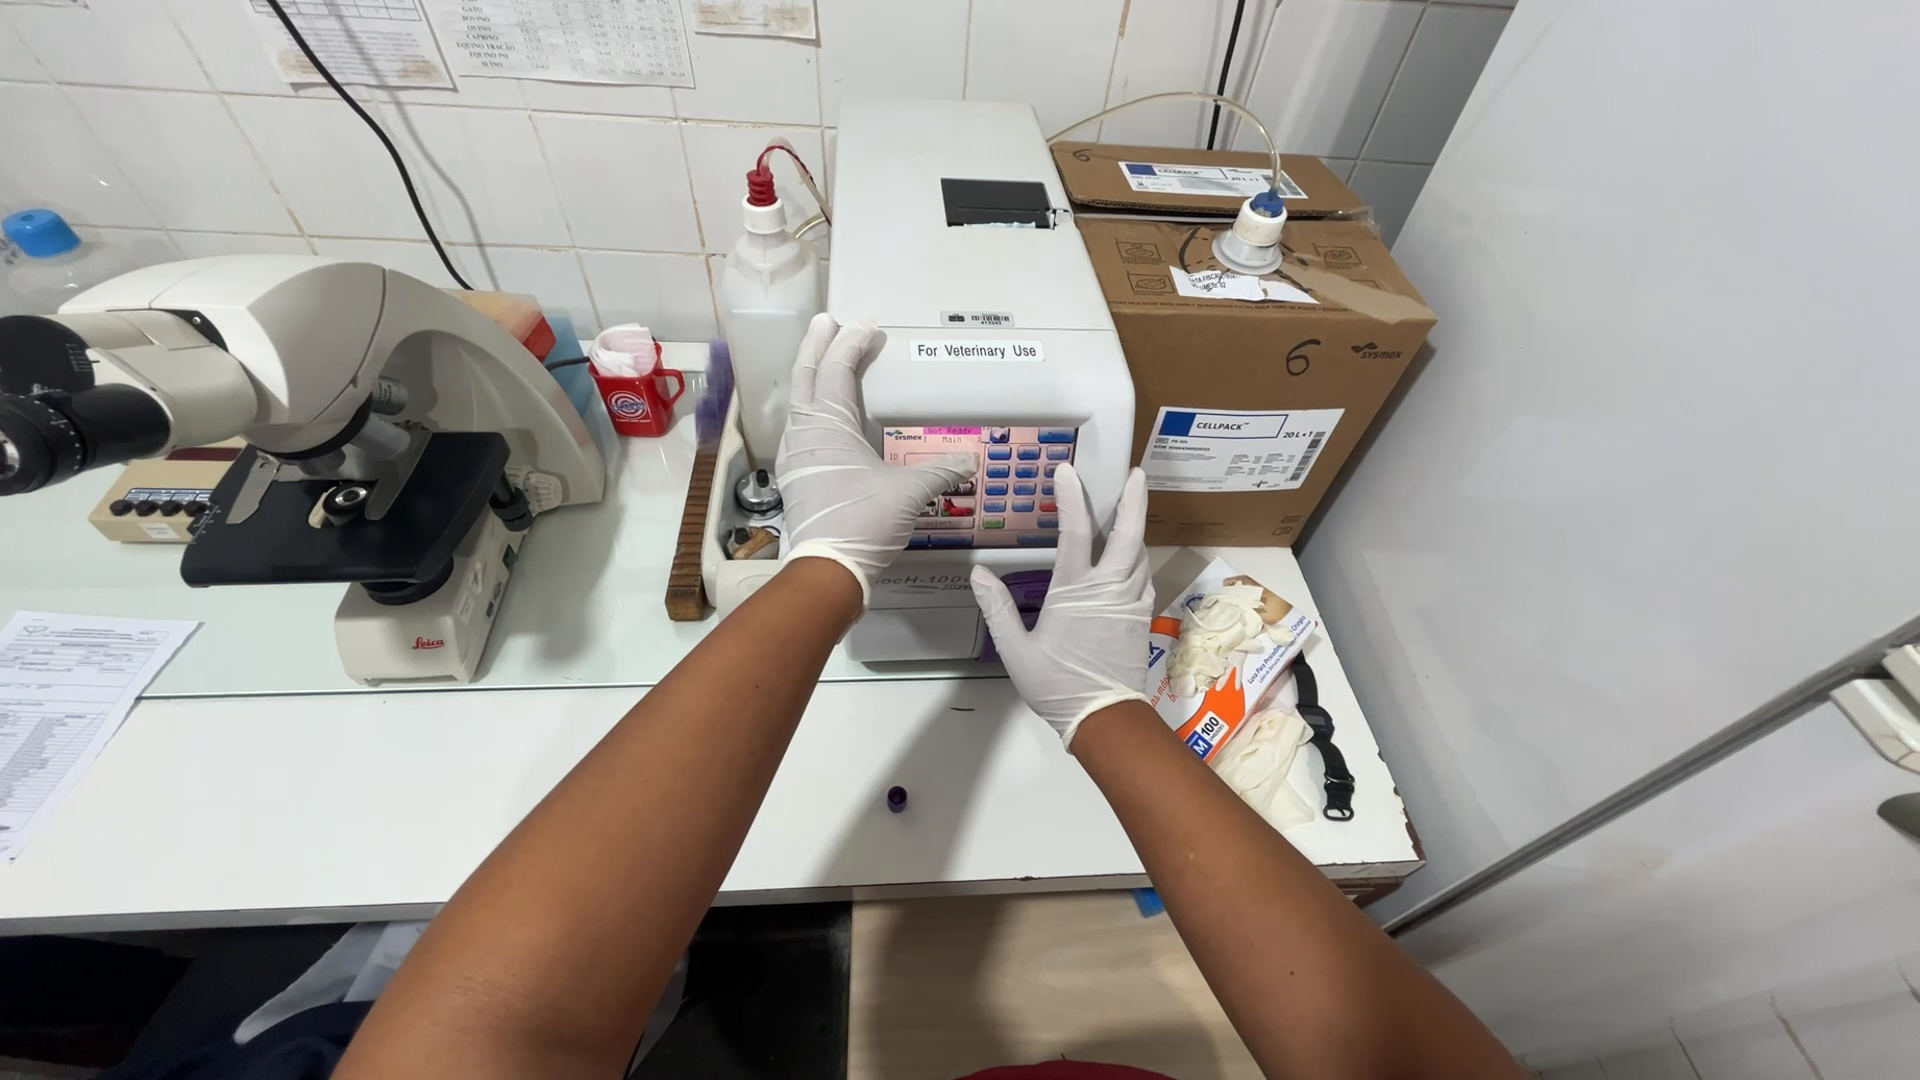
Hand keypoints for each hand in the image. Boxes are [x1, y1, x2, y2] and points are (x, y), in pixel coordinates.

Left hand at [776, 314, 975, 606]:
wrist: (827, 570)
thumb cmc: (864, 521)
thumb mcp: (910, 493)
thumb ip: (941, 471)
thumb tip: (970, 460)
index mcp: (829, 425)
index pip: (837, 370)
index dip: (851, 344)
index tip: (865, 325)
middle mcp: (805, 433)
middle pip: (806, 377)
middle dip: (816, 346)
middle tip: (826, 322)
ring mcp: (795, 456)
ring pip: (798, 403)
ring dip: (809, 376)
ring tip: (819, 360)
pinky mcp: (796, 478)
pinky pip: (798, 428)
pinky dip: (808, 408)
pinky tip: (817, 417)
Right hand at [970, 464, 1152, 746]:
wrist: (1105, 717)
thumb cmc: (1057, 685)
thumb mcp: (1016, 650)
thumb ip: (998, 609)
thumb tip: (979, 573)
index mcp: (1076, 591)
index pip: (1075, 533)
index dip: (1071, 499)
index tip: (1067, 471)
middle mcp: (1109, 588)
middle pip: (1128, 534)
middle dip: (1132, 501)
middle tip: (1137, 475)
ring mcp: (1131, 601)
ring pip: (1140, 554)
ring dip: (1136, 527)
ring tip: (1132, 508)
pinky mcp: (1141, 617)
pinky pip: (1144, 576)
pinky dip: (1139, 557)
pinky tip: (1133, 557)